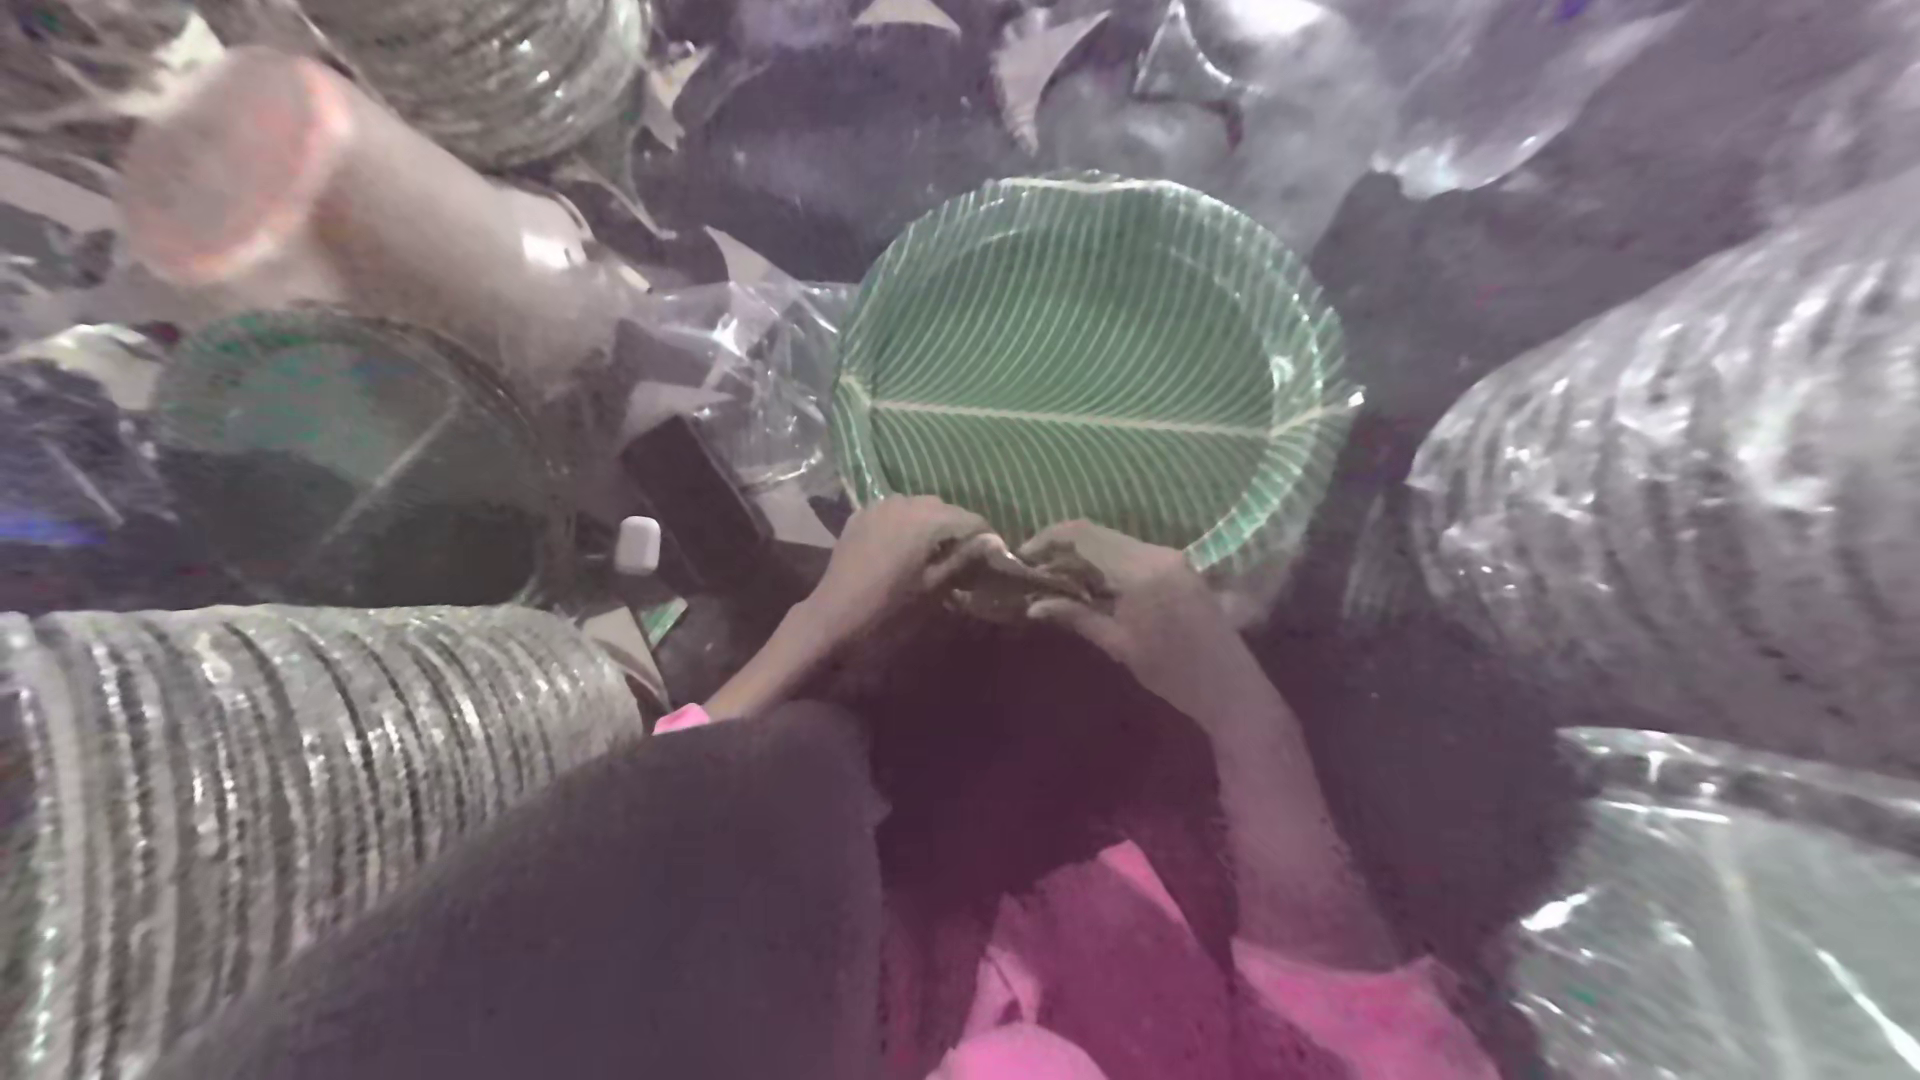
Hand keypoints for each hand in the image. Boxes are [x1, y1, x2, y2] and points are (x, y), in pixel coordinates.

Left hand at [798, 496, 1004, 648]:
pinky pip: (893, 513)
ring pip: (917, 507)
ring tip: (935, 552)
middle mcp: (903, 502)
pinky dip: (905, 525)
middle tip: (965, 558)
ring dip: (931, 524)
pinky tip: (905, 547)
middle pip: (943, 509)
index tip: (994, 556)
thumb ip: (965, 558)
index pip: (969, 519)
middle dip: (957, 529)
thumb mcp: (935, 586)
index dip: (985, 536)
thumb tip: (993, 541)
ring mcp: (878, 507)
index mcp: (926, 518)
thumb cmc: (890, 607)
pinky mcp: (860, 517)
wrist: (834, 616)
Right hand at [1021, 521, 1239, 715]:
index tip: (1023, 556)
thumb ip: (1075, 617)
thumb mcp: (1118, 644)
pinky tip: (1091, 584)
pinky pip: (1132, 553)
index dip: (1048, 538)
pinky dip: (1106, 562)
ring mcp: (1171, 557)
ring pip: (1114, 542)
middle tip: (1035, 569)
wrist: (1230, 688)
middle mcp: (1156, 554)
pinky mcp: (1178, 566)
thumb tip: (1032, 606)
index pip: (1083, 534)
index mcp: (1139, 570)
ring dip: (1083, 554)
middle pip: (1097, 534)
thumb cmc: (1172, 673)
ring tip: (1057, 578)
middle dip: (1061, 546)